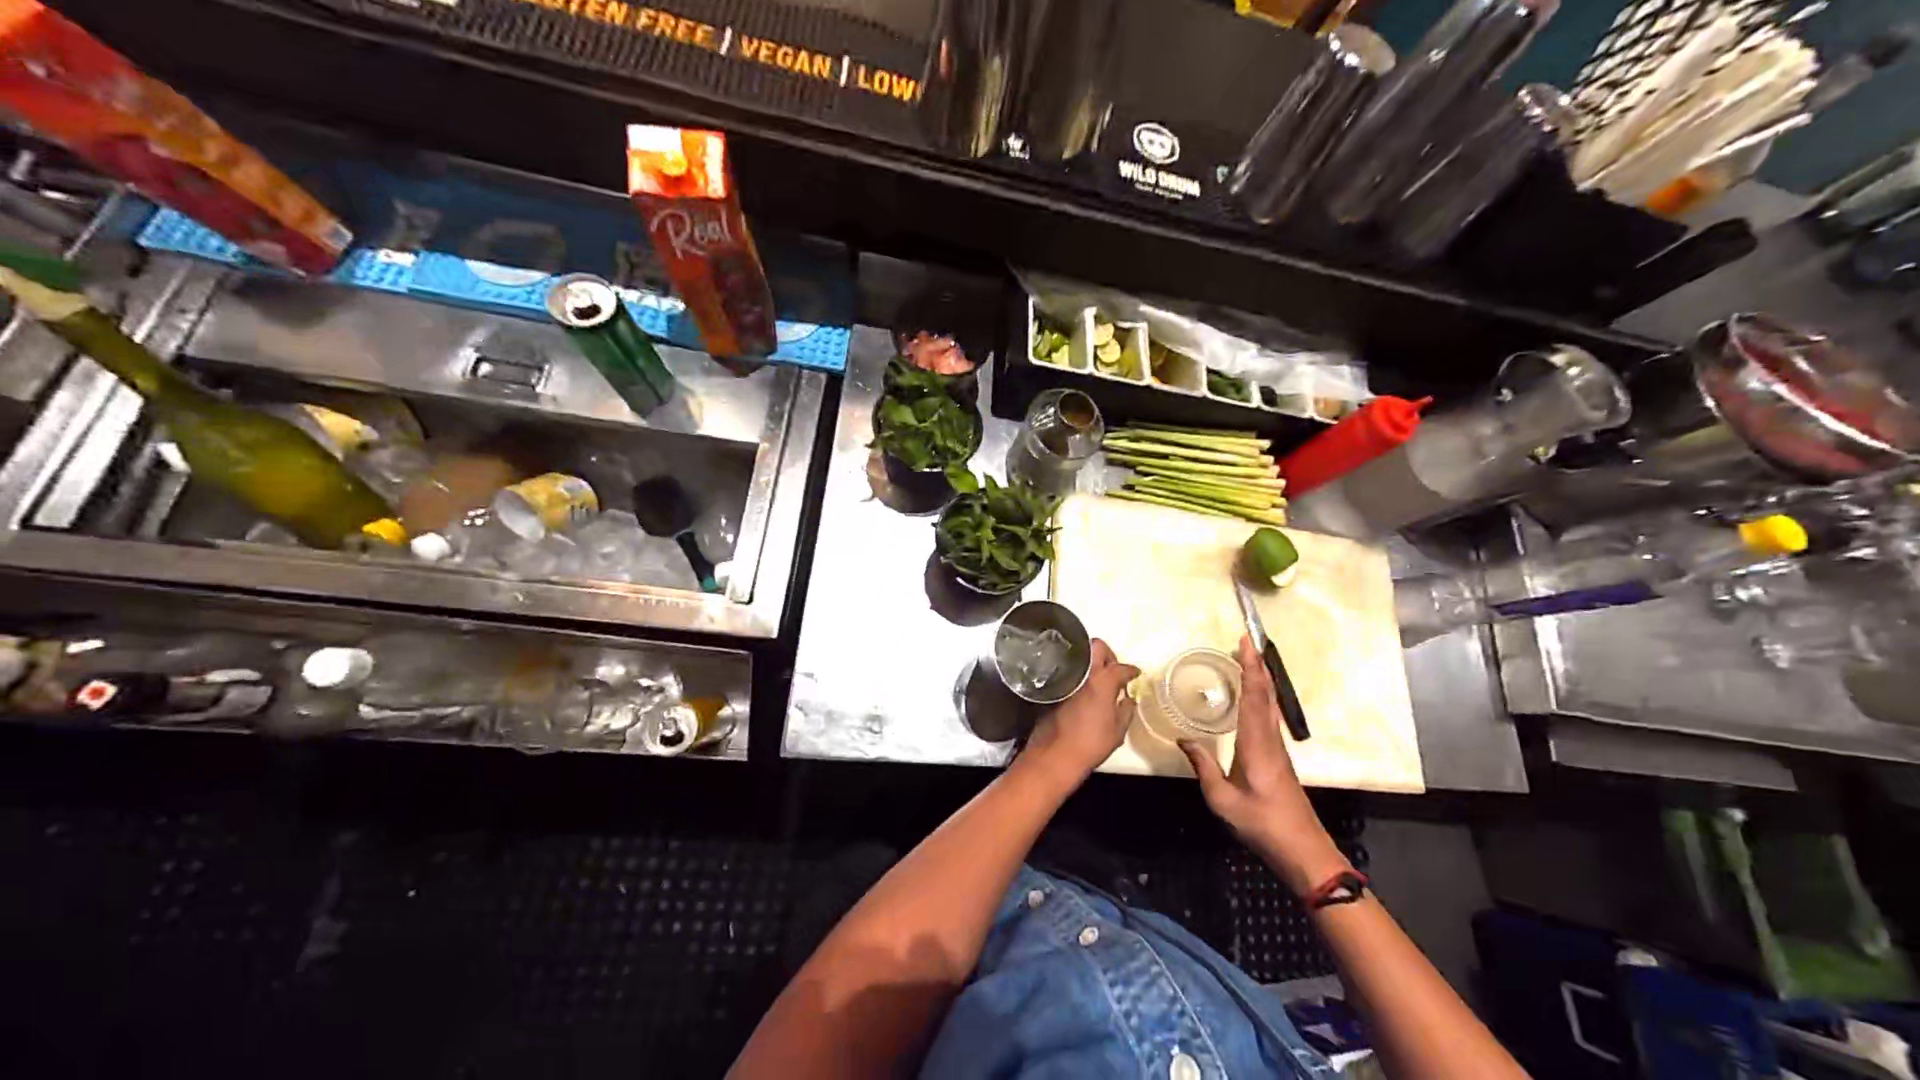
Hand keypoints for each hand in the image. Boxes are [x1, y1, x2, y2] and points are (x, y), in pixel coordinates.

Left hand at [1024, 639, 1140, 782]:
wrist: (1055, 754)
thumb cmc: (1091, 744)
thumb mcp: (1117, 730)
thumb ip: (1126, 710)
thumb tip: (1128, 700)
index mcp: (1103, 681)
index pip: (1122, 667)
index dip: (1132, 671)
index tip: (1135, 674)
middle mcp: (1084, 673)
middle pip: (1098, 647)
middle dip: (1109, 655)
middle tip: (1113, 672)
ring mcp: (1066, 678)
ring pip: (1080, 657)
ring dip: (1091, 664)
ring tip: (1099, 681)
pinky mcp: (1052, 686)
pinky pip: (1069, 672)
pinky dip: (1078, 676)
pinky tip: (1083, 691)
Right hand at [1181, 636, 1349, 896]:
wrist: (1303, 850)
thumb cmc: (1262, 824)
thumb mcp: (1222, 800)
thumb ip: (1203, 766)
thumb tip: (1184, 739)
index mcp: (1257, 744)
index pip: (1254, 697)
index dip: (1249, 668)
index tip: (1244, 644)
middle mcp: (1270, 740)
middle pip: (1266, 695)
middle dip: (1256, 667)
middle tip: (1244, 643)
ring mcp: (1277, 749)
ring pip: (1270, 705)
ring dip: (1260, 680)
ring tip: (1246, 663)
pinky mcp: (1278, 758)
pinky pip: (1268, 717)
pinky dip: (1260, 698)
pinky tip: (1251, 699)